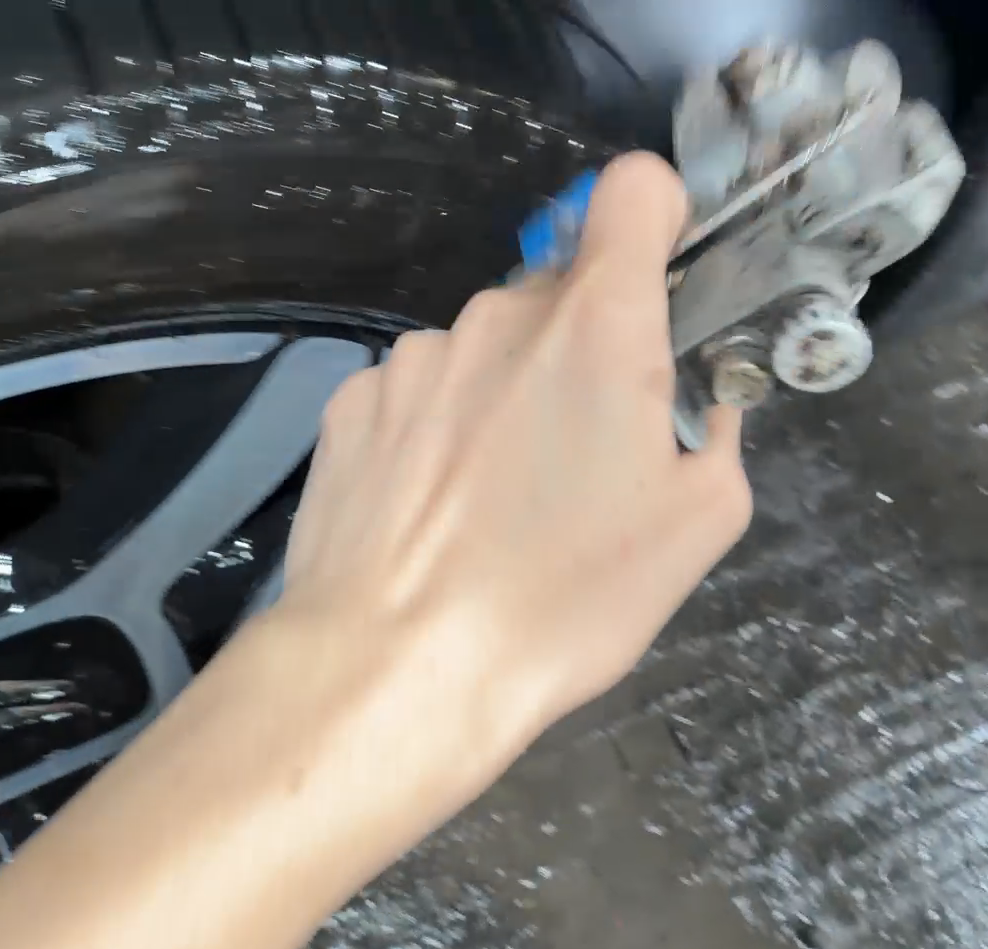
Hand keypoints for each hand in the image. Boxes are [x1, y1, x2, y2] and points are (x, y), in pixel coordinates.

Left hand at [274, 152, 751, 784]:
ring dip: (482, 396)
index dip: (648, 221)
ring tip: (473, 496)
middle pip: (543, 302)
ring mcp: (402, 366)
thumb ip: (706, 426)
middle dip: (564, 354)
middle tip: (558, 451)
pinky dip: (417, 427)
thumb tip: (677, 401)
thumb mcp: (692, 521)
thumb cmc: (554, 599)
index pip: (630, 198)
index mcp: (592, 329)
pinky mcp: (341, 410)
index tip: (648, 272)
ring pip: (465, 354)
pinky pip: (400, 395)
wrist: (391, 652)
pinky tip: (412, 499)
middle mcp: (487, 324)